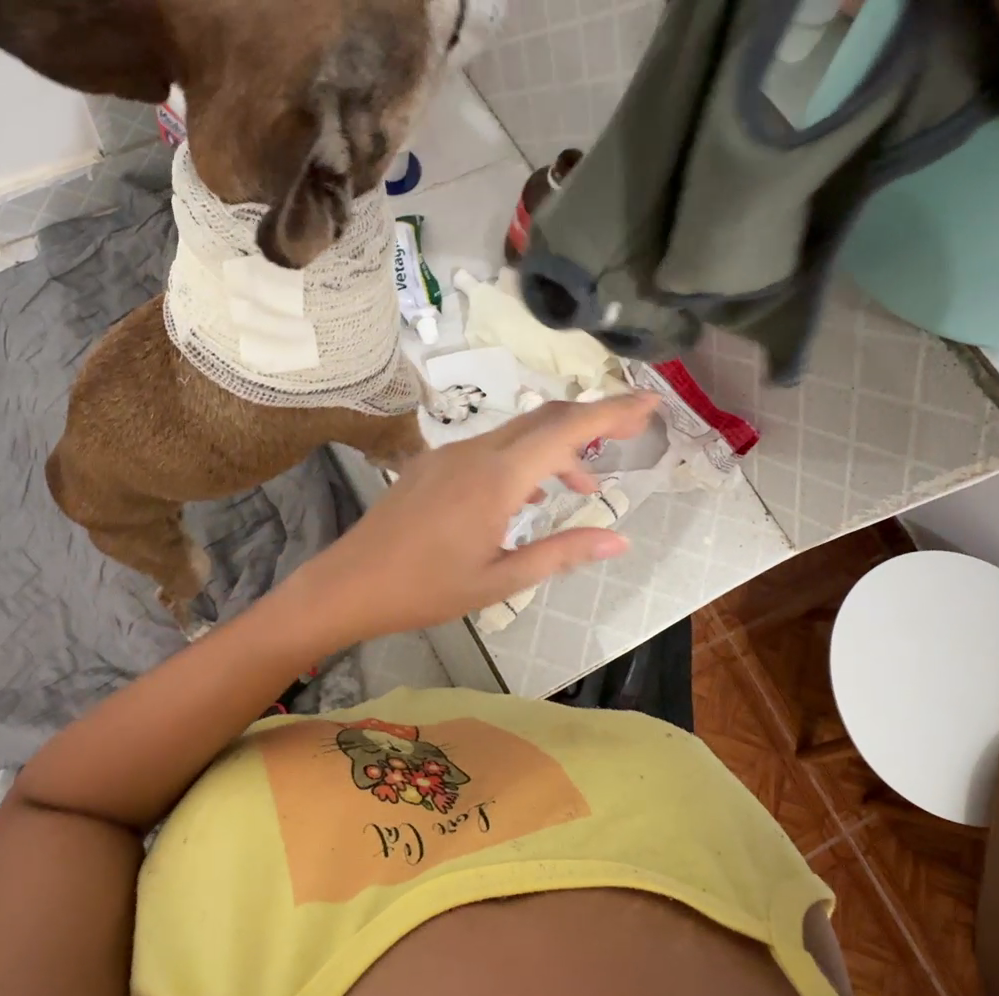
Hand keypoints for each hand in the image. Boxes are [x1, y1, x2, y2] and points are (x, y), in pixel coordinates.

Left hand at [284, 394, 657, 648]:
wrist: (349, 583)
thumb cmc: (425, 590)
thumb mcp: (500, 580)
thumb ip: (560, 554)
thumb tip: (618, 540)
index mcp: (497, 478)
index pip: (567, 429)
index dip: (612, 411)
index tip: (650, 402)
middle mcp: (474, 453)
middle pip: (543, 419)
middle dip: (591, 420)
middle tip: (631, 431)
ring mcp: (447, 456)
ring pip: (514, 434)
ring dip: (554, 448)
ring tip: (583, 487)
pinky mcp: (430, 466)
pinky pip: (487, 449)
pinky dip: (520, 460)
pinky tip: (527, 494)